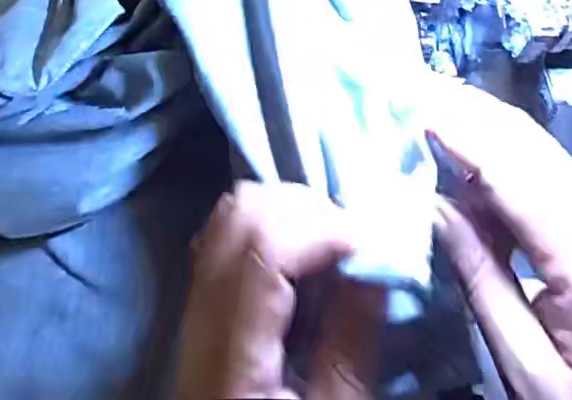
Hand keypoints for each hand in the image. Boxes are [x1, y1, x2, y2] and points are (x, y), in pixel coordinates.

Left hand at [175, 182, 383, 399]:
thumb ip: (352, 343)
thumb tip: (376, 262)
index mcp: (229, 360)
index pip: (264, 249)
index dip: (324, 229)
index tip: (369, 246)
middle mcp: (200, 322)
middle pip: (244, 215)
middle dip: (310, 212)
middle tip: (352, 247)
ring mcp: (195, 308)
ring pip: (234, 213)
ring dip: (292, 211)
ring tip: (330, 250)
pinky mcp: (204, 305)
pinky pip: (229, 231)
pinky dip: (272, 223)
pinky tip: (302, 257)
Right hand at [425, 84, 571, 399]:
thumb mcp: (534, 379)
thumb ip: (483, 284)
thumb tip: (434, 206)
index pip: (513, 171)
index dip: (460, 130)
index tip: (413, 101)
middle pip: (532, 146)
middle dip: (472, 110)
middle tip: (416, 86)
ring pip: (544, 154)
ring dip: (488, 123)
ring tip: (435, 104)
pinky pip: (553, 180)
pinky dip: (507, 156)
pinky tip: (474, 156)